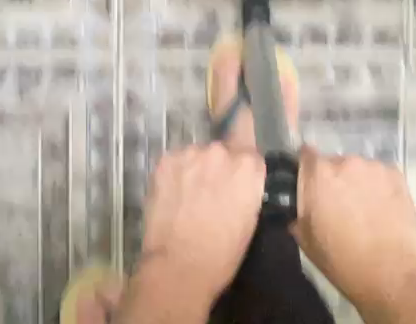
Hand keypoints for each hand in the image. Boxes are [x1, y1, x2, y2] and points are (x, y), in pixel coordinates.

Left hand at [127, 143, 265, 314]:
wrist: (178, 267)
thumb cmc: (221, 254)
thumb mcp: (249, 221)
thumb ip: (247, 189)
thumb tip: (240, 181)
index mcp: (248, 166)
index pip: (249, 148)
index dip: (240, 162)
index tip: (234, 178)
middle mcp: (221, 151)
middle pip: (221, 151)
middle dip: (217, 167)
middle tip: (209, 193)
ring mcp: (191, 153)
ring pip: (196, 156)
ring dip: (195, 170)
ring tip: (187, 198)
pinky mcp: (166, 160)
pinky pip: (175, 162)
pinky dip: (174, 175)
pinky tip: (172, 197)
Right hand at [294, 148, 415, 318]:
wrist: (391, 276)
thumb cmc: (343, 261)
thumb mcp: (307, 241)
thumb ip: (298, 212)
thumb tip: (299, 204)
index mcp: (318, 174)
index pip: (306, 154)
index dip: (307, 169)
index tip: (312, 184)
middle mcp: (344, 161)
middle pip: (335, 162)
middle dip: (335, 179)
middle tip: (341, 204)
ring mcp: (373, 166)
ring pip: (359, 169)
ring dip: (358, 182)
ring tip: (365, 209)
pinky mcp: (396, 174)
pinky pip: (381, 175)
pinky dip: (379, 186)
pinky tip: (383, 209)